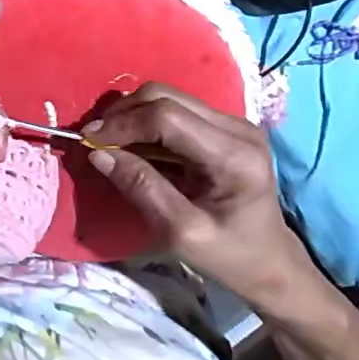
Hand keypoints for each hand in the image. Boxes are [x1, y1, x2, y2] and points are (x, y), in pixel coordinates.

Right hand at [86, 82, 341, 329]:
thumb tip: (98, 154)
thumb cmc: (229, 256)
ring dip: (132, 115)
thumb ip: (141, 188)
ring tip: (109, 142)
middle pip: (166, 96)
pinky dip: (146, 123)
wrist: (270, 263)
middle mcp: (237, 127)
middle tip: (95, 140)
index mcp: (234, 155)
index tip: (88, 142)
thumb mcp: (181, 232)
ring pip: (168, 97)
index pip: (167, 117)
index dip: (123, 125)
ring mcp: (233, 123)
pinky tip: (132, 145)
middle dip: (123, 114)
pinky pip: (175, 110)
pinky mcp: (224, 127)